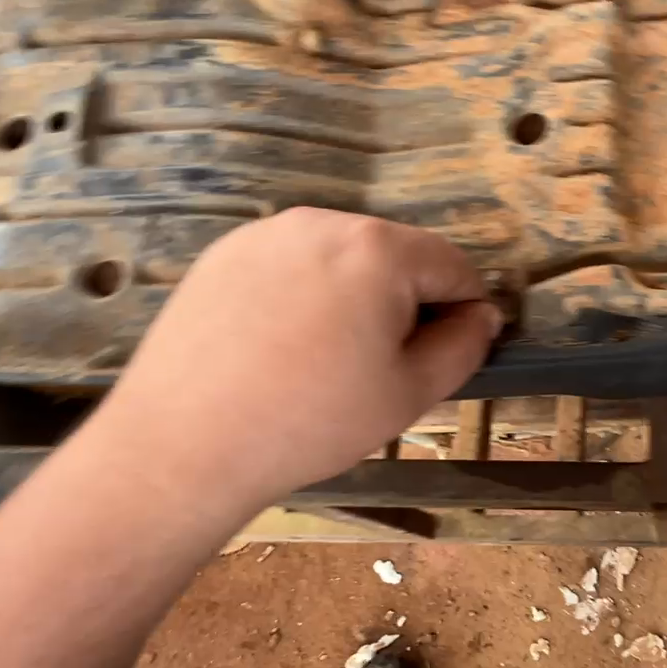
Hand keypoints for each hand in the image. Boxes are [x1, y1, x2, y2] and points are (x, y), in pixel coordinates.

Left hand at [78, 208, 502, 516]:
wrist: (184, 445)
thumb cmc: (313, 421)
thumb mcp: (411, 393)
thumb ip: (464, 346)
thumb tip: (482, 315)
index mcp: (377, 249)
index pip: (453, 265)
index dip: (465, 310)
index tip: (450, 353)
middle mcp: (323, 222)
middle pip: (397, 255)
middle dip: (408, 301)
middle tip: (385, 365)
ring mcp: (266, 233)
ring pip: (344, 258)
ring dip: (359, 296)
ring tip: (331, 358)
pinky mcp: (224, 253)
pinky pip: (294, 264)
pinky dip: (309, 295)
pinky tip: (285, 346)